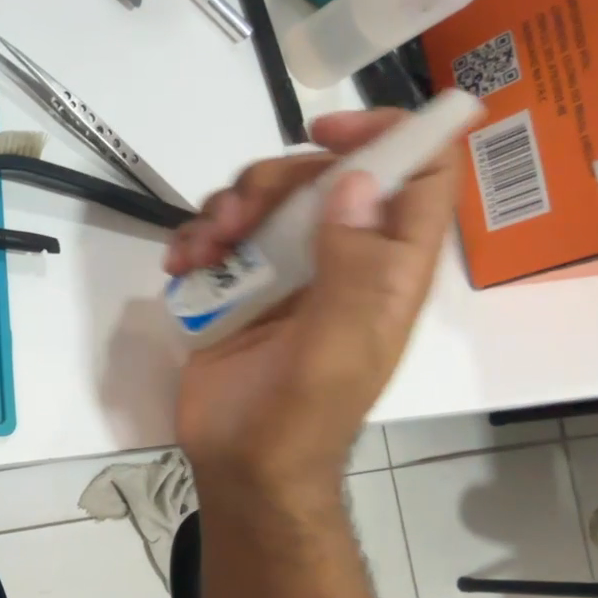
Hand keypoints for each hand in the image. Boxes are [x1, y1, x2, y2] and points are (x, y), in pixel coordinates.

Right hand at [166, 109, 466, 504]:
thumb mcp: (337, 346)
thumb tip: (352, 182)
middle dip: (272, 181)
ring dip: (222, 212)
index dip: (387, 136)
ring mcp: (284, 277)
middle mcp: (340, 261)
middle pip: (323, 178)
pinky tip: (179, 266)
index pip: (418, 175)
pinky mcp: (235, 294)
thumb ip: (353, 267)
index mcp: (386, 268)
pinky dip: (193, 241)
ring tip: (197, 251)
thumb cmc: (297, 416)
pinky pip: (218, 242)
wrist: (241, 465)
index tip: (324, 132)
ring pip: (263, 204)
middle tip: (234, 217)